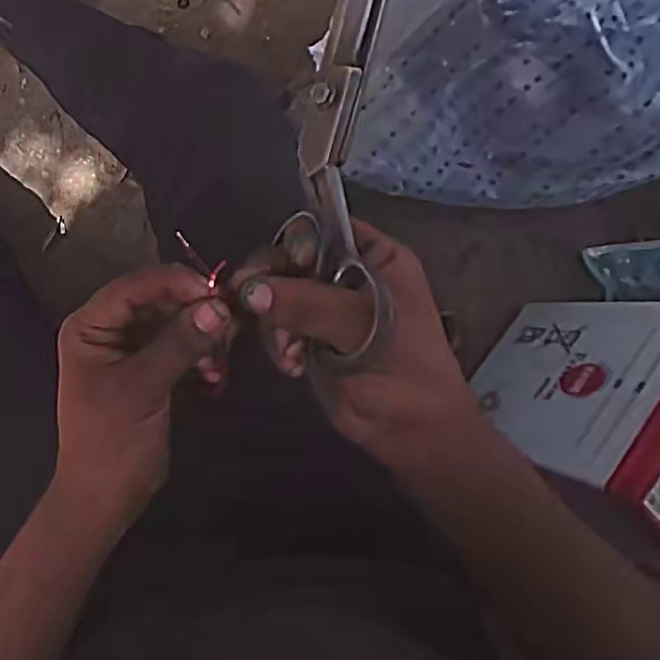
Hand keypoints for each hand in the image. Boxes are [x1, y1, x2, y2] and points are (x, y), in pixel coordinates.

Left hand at [53, 265, 232, 529]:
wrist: (106, 497)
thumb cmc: (111, 442)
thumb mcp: (143, 388)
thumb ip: (179, 344)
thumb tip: (219, 308)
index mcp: (89, 327)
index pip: (132, 288)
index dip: (173, 282)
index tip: (213, 290)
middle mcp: (107, 330)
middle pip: (157, 302)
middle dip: (193, 312)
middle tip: (229, 326)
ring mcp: (129, 349)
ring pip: (173, 323)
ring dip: (201, 337)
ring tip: (216, 365)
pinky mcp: (150, 368)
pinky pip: (180, 346)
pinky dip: (199, 356)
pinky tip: (212, 376)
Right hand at [231, 218, 480, 469]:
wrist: (411, 431)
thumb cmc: (403, 368)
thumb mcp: (360, 326)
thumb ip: (306, 303)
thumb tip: (249, 290)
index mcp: (374, 256)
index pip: (323, 228)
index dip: (297, 243)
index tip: (281, 269)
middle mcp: (346, 273)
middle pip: (290, 259)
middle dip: (271, 285)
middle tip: (251, 305)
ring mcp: (325, 306)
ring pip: (275, 292)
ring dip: (272, 321)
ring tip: (288, 352)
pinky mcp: (308, 335)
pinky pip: (276, 324)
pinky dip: (276, 341)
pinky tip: (291, 364)